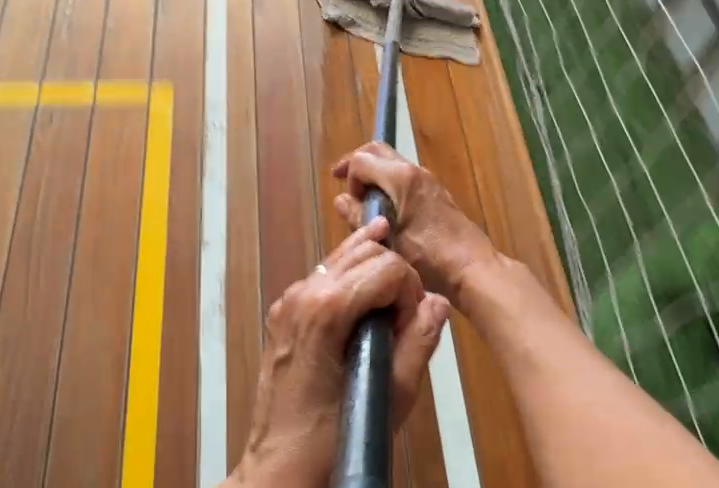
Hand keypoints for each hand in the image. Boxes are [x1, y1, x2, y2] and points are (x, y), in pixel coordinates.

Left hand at [227, 217, 450, 486]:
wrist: (281, 468)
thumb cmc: (334, 440)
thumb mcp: (389, 397)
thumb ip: (417, 344)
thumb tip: (437, 302)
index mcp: (326, 308)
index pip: (388, 266)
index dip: (410, 291)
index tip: (413, 327)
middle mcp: (303, 292)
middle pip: (366, 253)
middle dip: (395, 277)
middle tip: (407, 320)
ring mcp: (290, 299)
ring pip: (344, 257)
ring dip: (375, 270)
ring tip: (398, 301)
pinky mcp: (286, 311)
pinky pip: (326, 275)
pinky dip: (352, 271)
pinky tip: (372, 273)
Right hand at [332, 142, 499, 303]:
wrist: (471, 266)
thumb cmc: (428, 256)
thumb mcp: (387, 241)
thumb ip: (360, 217)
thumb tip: (341, 200)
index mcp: (401, 177)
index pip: (362, 160)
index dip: (350, 177)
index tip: (350, 202)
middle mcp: (414, 170)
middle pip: (377, 150)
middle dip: (356, 162)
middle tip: (341, 177)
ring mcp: (427, 179)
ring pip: (392, 161)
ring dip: (373, 172)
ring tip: (361, 198)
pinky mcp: (435, 191)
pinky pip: (404, 175)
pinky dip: (388, 182)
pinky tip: (384, 207)